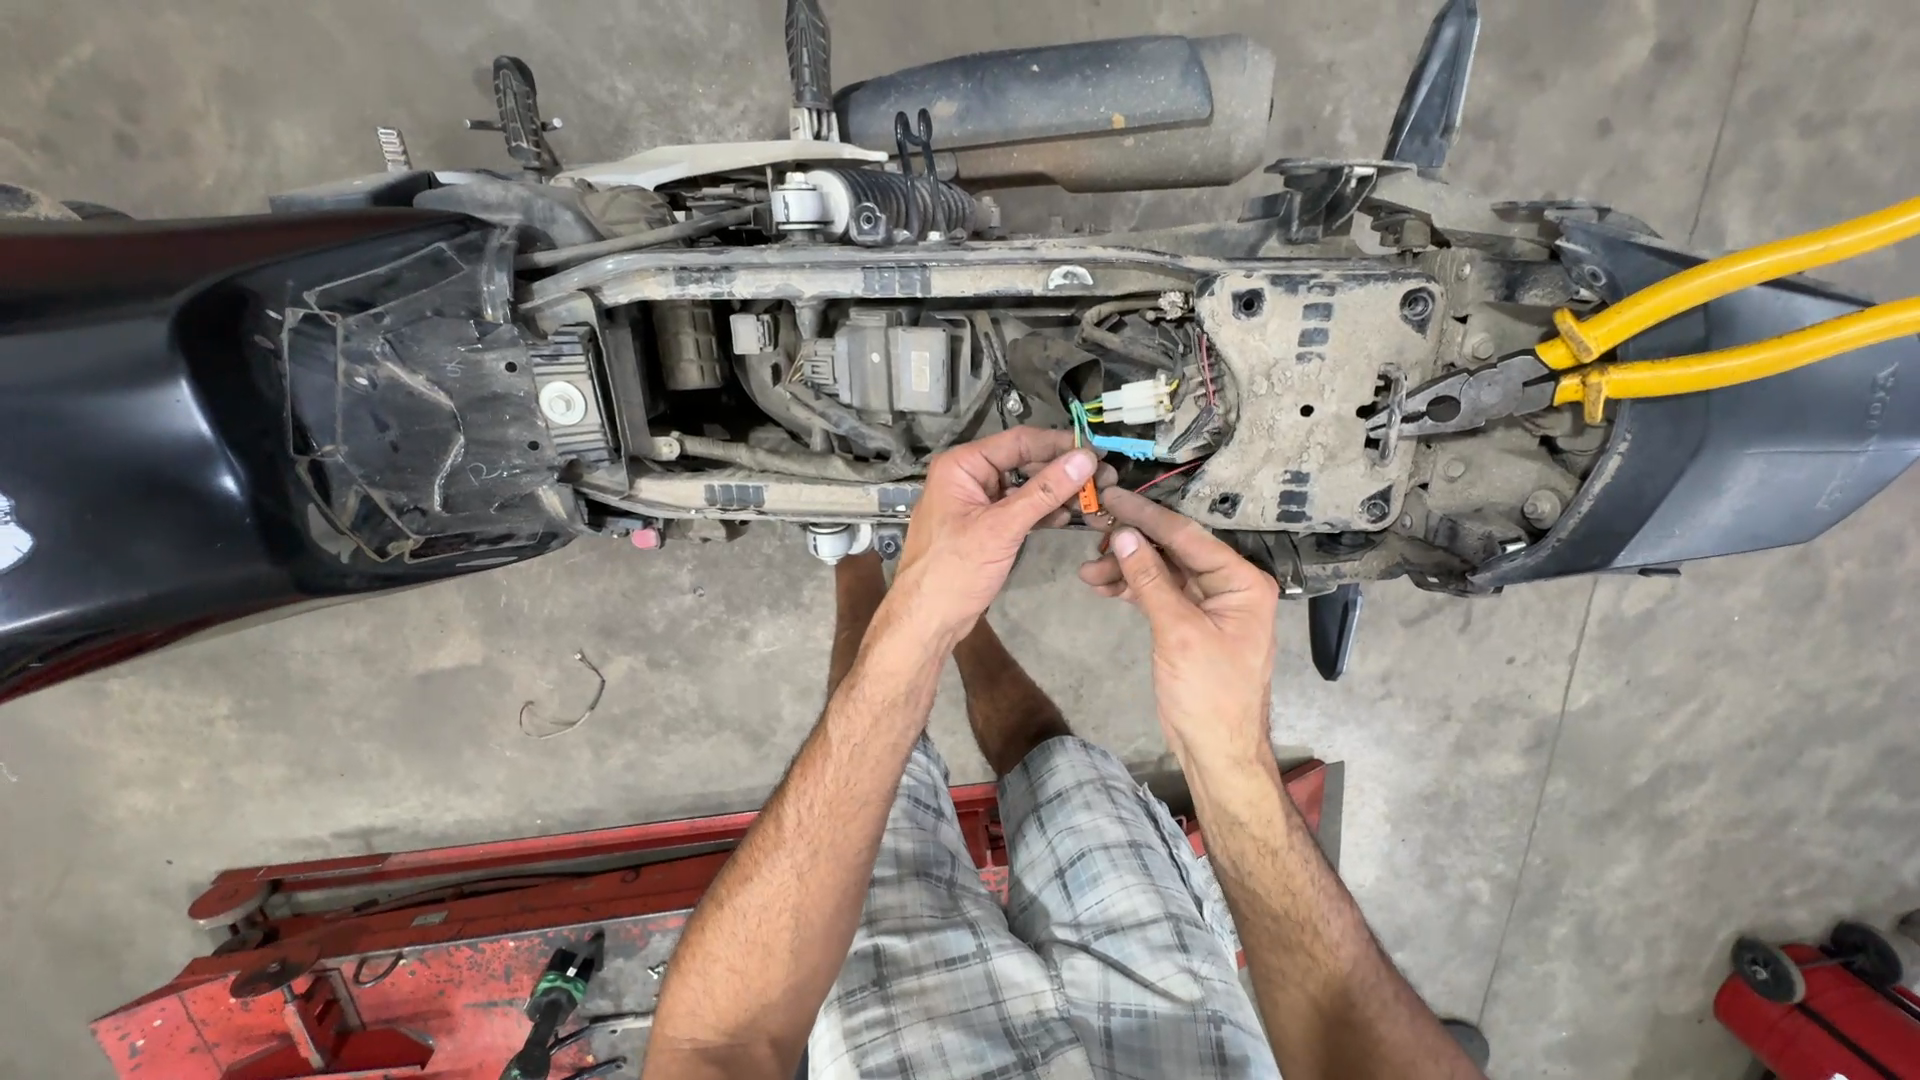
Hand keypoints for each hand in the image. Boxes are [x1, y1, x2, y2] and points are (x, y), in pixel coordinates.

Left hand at [892, 427, 1099, 645]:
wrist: (927, 619)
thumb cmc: (954, 570)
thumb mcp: (1002, 528)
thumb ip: (1044, 492)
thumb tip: (1084, 460)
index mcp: (961, 466)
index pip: (1018, 442)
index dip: (1058, 444)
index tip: (1095, 451)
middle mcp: (967, 477)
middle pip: (1023, 462)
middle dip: (1060, 471)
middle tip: (1101, 478)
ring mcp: (976, 503)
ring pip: (1023, 487)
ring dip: (1055, 492)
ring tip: (1093, 497)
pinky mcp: (985, 526)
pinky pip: (1017, 509)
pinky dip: (1041, 511)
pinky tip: (1067, 515)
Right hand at [1078, 486, 1279, 763]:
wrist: (1216, 750)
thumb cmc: (1209, 693)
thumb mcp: (1178, 633)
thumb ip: (1151, 581)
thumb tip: (1124, 536)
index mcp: (1242, 582)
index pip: (1188, 537)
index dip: (1146, 516)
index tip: (1111, 498)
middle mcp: (1228, 586)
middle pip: (1173, 551)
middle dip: (1131, 545)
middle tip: (1092, 535)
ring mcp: (1208, 604)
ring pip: (1161, 571)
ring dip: (1125, 569)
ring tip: (1088, 571)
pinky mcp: (1188, 622)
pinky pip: (1158, 593)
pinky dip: (1131, 588)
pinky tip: (1102, 586)